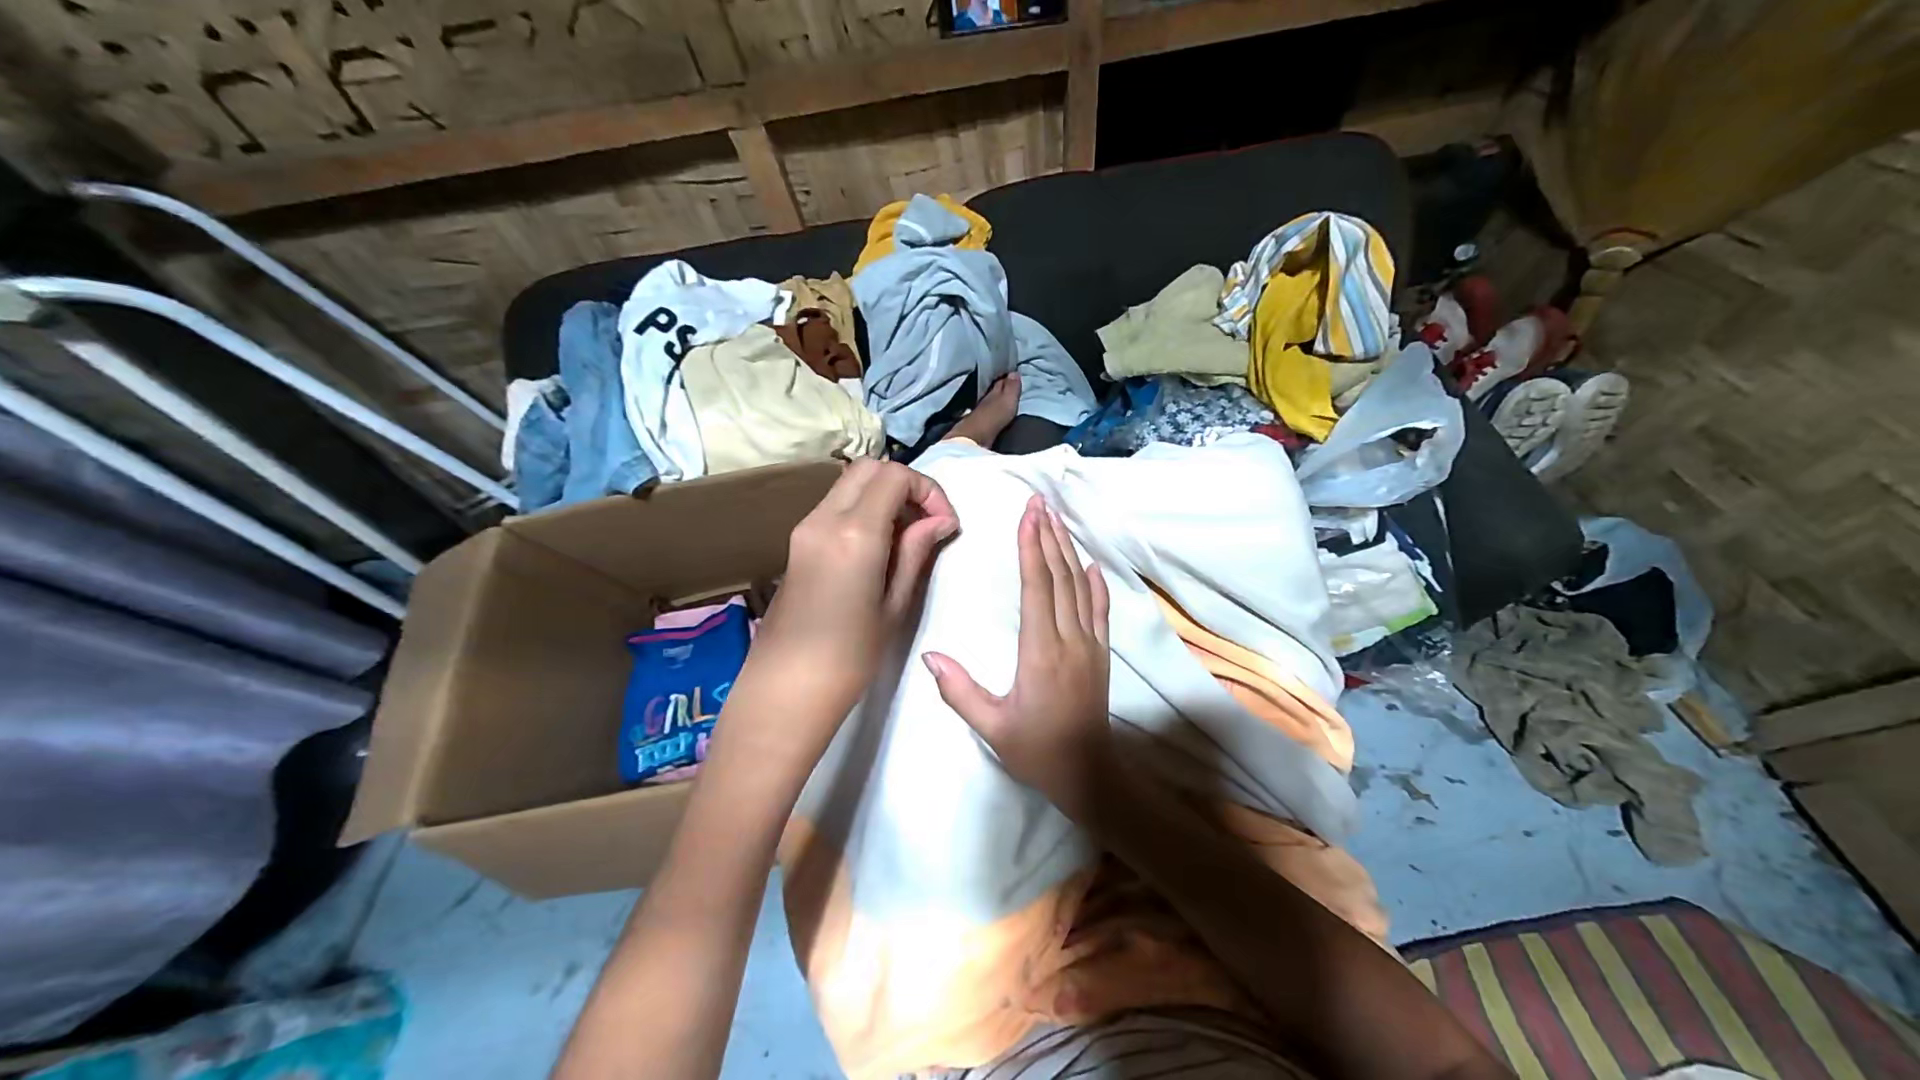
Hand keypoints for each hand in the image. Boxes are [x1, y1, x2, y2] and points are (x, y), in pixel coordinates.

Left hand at [746, 460, 958, 741]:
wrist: (786, 688)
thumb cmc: (850, 657)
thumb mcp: (895, 604)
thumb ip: (916, 552)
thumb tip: (939, 521)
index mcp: (854, 533)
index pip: (895, 475)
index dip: (928, 490)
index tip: (945, 524)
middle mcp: (824, 518)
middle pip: (869, 468)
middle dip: (905, 484)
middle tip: (927, 522)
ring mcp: (805, 528)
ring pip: (849, 483)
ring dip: (883, 495)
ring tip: (907, 537)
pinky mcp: (797, 542)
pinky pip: (835, 505)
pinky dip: (863, 509)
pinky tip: (879, 547)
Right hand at [923, 494, 1111, 819]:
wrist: (1090, 775)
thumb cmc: (1037, 751)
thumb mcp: (992, 727)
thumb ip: (960, 692)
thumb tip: (929, 656)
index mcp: (1041, 652)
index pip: (1037, 587)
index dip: (1031, 548)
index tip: (1027, 516)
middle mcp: (1070, 639)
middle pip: (1059, 577)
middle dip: (1048, 536)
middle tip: (1039, 502)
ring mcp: (1090, 645)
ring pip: (1080, 587)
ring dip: (1068, 550)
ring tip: (1057, 519)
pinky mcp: (1101, 654)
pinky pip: (1100, 610)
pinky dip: (1095, 583)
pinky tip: (1090, 564)